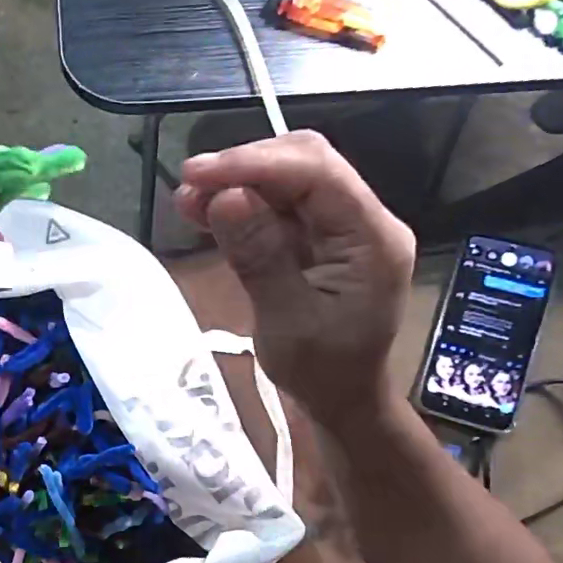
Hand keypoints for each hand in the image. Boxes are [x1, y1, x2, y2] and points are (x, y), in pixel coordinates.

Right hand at [174, 131, 416, 419]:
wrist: (343, 399)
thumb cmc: (322, 372)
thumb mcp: (286, 321)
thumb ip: (260, 257)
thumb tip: (226, 198)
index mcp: (373, 240)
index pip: (318, 174)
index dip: (256, 164)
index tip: (198, 173)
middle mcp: (364, 220)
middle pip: (306, 163)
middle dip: (245, 166)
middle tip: (190, 184)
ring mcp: (343, 226)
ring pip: (289, 178)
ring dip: (237, 182)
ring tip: (188, 199)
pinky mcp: (321, 236)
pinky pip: (280, 205)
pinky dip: (242, 203)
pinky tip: (205, 211)